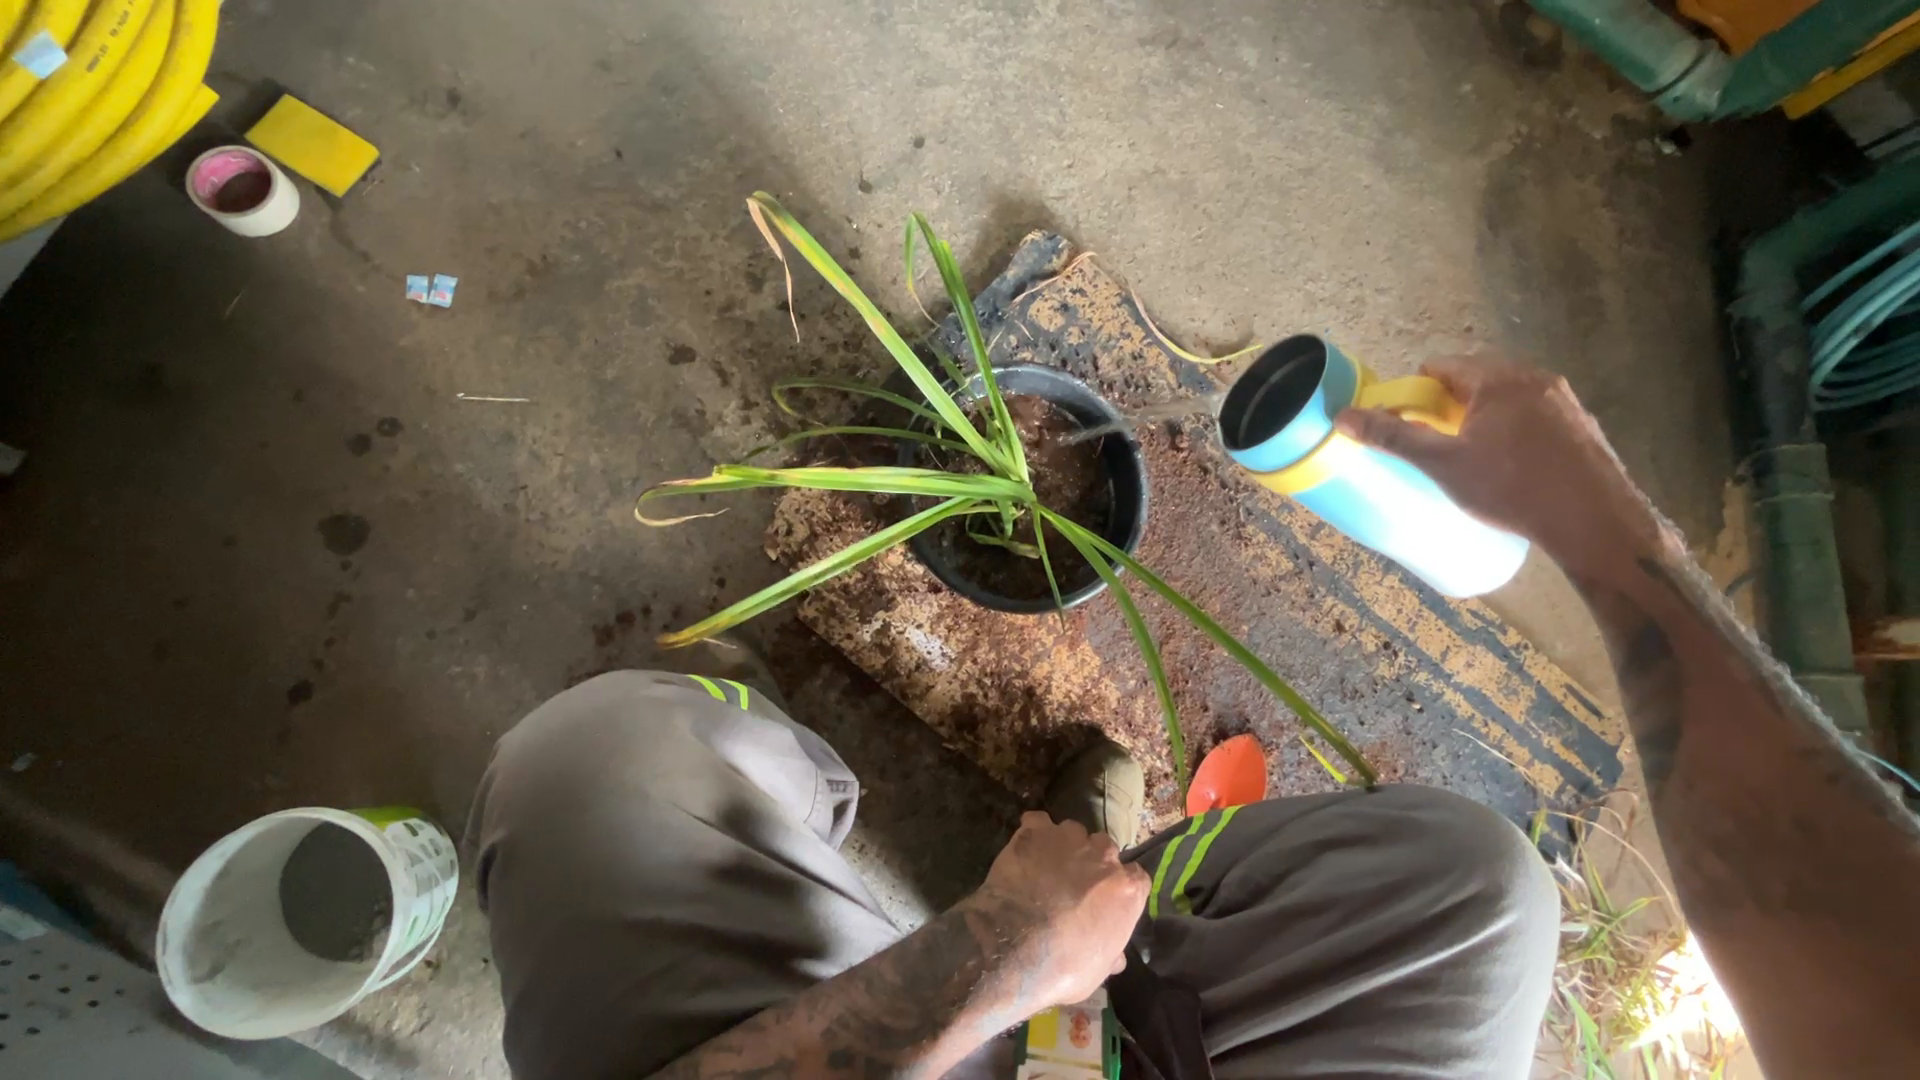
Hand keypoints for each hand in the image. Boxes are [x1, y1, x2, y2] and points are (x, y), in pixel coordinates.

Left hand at [961, 811, 1148, 1012]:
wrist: (1015, 945)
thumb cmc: (1063, 967)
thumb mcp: (1097, 971)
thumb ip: (1110, 952)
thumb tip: (1116, 956)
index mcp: (1127, 889)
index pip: (1136, 877)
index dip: (1120, 887)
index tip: (1107, 898)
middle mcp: (1103, 855)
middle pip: (1105, 848)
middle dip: (1092, 862)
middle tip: (1074, 883)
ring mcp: (1069, 838)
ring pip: (1072, 831)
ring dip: (1064, 845)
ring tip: (1046, 866)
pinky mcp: (1035, 831)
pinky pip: (1037, 822)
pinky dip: (1033, 832)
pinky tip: (1025, 849)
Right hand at [1335, 359, 1668, 571]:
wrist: (1594, 521)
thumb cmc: (1511, 488)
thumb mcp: (1441, 463)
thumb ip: (1393, 436)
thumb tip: (1344, 416)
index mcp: (1498, 379)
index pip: (1441, 366)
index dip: (1415, 392)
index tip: (1407, 423)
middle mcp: (1535, 379)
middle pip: (1473, 380)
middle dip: (1447, 405)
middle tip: (1433, 443)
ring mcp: (1564, 401)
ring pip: (1504, 398)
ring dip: (1478, 418)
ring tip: (1467, 457)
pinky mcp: (1580, 426)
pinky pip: (1530, 415)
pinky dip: (1509, 430)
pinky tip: (1507, 466)